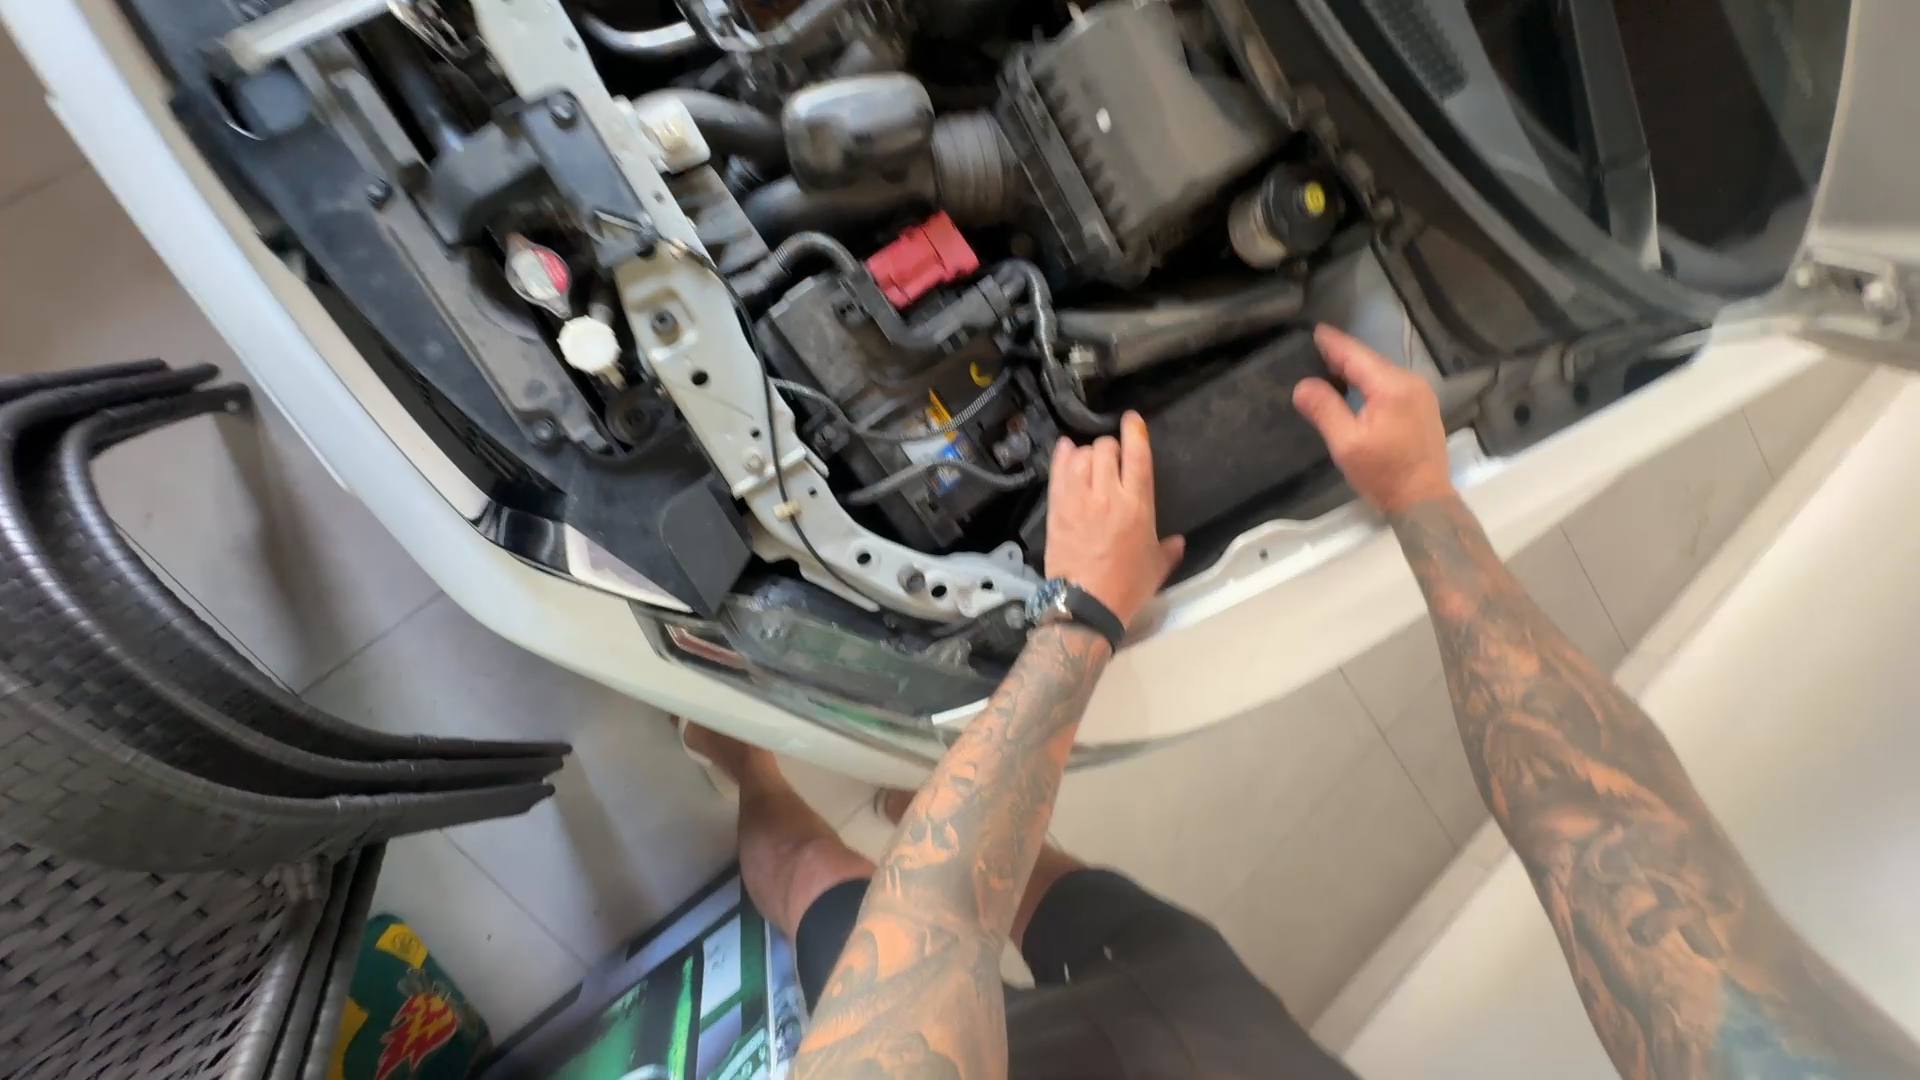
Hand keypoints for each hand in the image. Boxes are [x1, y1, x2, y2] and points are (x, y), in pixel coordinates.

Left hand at [1046, 411, 1184, 629]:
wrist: (1085, 602)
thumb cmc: (1126, 586)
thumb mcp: (1157, 567)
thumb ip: (1170, 549)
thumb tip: (1178, 541)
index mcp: (1138, 505)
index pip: (1138, 455)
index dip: (1135, 431)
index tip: (1132, 420)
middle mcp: (1108, 495)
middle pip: (1106, 449)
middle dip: (1110, 446)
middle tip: (1112, 455)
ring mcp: (1079, 499)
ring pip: (1081, 456)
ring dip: (1088, 452)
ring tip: (1090, 459)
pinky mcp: (1057, 508)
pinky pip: (1058, 472)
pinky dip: (1062, 456)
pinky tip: (1066, 451)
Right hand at [1293, 325, 1454, 513]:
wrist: (1423, 498)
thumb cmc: (1383, 473)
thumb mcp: (1346, 444)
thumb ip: (1324, 410)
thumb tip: (1302, 385)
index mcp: (1391, 387)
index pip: (1356, 355)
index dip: (1333, 343)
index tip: (1315, 330)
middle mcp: (1410, 382)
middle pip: (1370, 361)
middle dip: (1342, 354)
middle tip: (1313, 349)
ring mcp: (1420, 394)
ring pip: (1380, 372)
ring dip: (1355, 368)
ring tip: (1327, 365)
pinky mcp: (1421, 406)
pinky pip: (1389, 383)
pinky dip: (1368, 380)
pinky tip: (1353, 386)